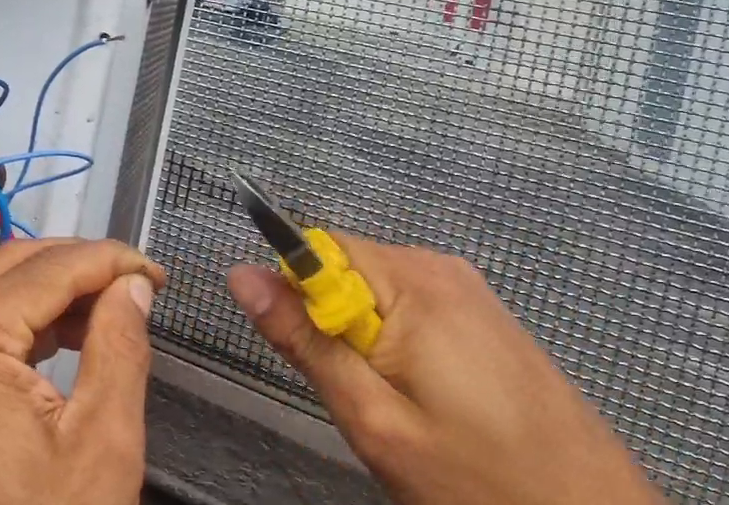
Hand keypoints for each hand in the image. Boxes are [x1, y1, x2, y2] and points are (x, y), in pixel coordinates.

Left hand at [0, 238, 166, 504]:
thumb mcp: (100, 442)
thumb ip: (119, 348)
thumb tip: (131, 288)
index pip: (49, 268)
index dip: (109, 261)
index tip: (153, 270)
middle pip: (15, 266)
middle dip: (80, 266)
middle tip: (137, 283)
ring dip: (54, 291)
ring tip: (112, 311)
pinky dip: (25, 320)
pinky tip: (68, 336)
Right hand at [230, 236, 666, 504]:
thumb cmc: (481, 480)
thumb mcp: (375, 419)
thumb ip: (306, 341)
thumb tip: (240, 274)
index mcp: (413, 281)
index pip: (315, 248)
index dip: (300, 298)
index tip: (317, 357)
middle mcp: (441, 267)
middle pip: (346, 271)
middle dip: (337, 326)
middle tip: (365, 396)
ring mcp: (471, 291)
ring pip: (376, 295)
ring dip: (369, 343)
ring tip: (402, 407)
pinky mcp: (487, 317)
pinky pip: (412, 310)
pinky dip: (402, 348)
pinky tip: (435, 404)